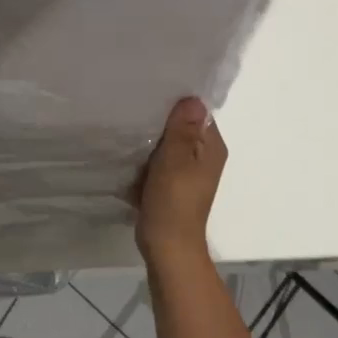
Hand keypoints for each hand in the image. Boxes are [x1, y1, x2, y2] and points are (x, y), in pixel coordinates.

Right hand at [133, 97, 226, 261]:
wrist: (167, 246)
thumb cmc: (173, 201)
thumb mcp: (176, 160)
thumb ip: (183, 130)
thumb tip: (194, 99)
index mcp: (211, 149)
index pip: (198, 113)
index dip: (177, 102)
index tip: (151, 91)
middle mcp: (203, 157)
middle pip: (181, 127)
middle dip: (159, 118)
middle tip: (133, 105)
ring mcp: (186, 172)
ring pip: (166, 143)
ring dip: (149, 137)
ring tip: (126, 124)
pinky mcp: (170, 184)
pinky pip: (157, 159)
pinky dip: (145, 156)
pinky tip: (127, 152)